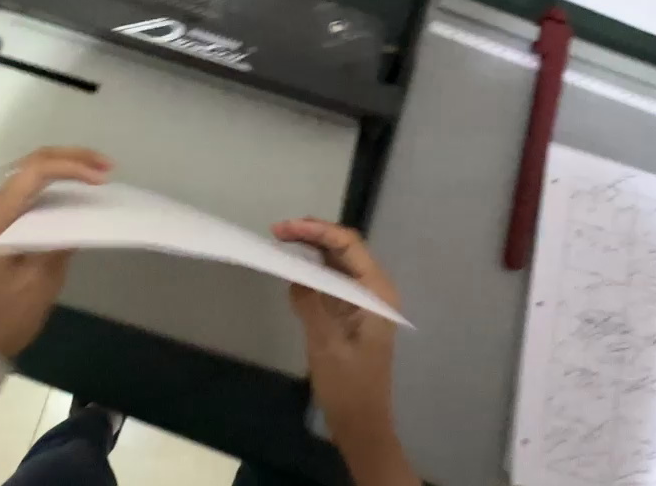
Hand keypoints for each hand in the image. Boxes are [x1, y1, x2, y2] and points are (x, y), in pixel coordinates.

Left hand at [0, 147, 112, 357]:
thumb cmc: (6, 312)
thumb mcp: (38, 280)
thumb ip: (60, 241)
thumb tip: (83, 215)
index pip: (35, 171)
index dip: (71, 168)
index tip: (101, 181)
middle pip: (35, 162)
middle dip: (73, 158)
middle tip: (107, 167)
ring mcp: (2, 211)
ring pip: (36, 171)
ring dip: (68, 167)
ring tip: (99, 174)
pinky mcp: (10, 221)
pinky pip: (36, 189)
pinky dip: (61, 184)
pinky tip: (81, 194)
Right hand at [273, 218, 415, 485]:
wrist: (362, 427)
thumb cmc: (349, 387)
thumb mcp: (325, 343)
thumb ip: (310, 302)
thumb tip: (293, 272)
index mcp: (377, 293)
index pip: (348, 245)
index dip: (317, 230)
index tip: (285, 228)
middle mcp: (374, 290)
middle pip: (343, 248)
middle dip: (312, 234)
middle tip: (278, 231)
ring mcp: (363, 300)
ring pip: (337, 261)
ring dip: (311, 249)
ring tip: (282, 241)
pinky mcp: (351, 312)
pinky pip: (333, 279)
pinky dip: (313, 269)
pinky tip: (293, 267)